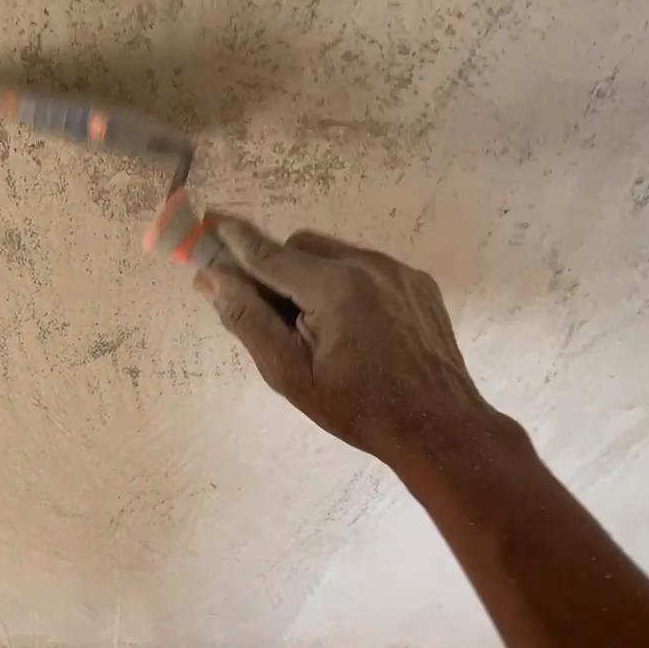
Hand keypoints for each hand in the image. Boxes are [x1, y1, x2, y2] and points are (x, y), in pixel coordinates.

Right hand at [194, 215, 522, 470]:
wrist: (440, 429)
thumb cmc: (357, 408)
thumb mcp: (288, 373)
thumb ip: (247, 319)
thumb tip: (211, 278)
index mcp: (334, 288)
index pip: (267, 253)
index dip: (232, 236)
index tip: (207, 218)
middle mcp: (368, 265)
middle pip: (299, 245)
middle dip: (277, 270)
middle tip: (275, 316)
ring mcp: (397, 270)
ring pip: (331, 253)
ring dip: (310, 276)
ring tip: (319, 327)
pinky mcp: (416, 281)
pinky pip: (363, 265)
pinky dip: (343, 283)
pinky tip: (352, 327)